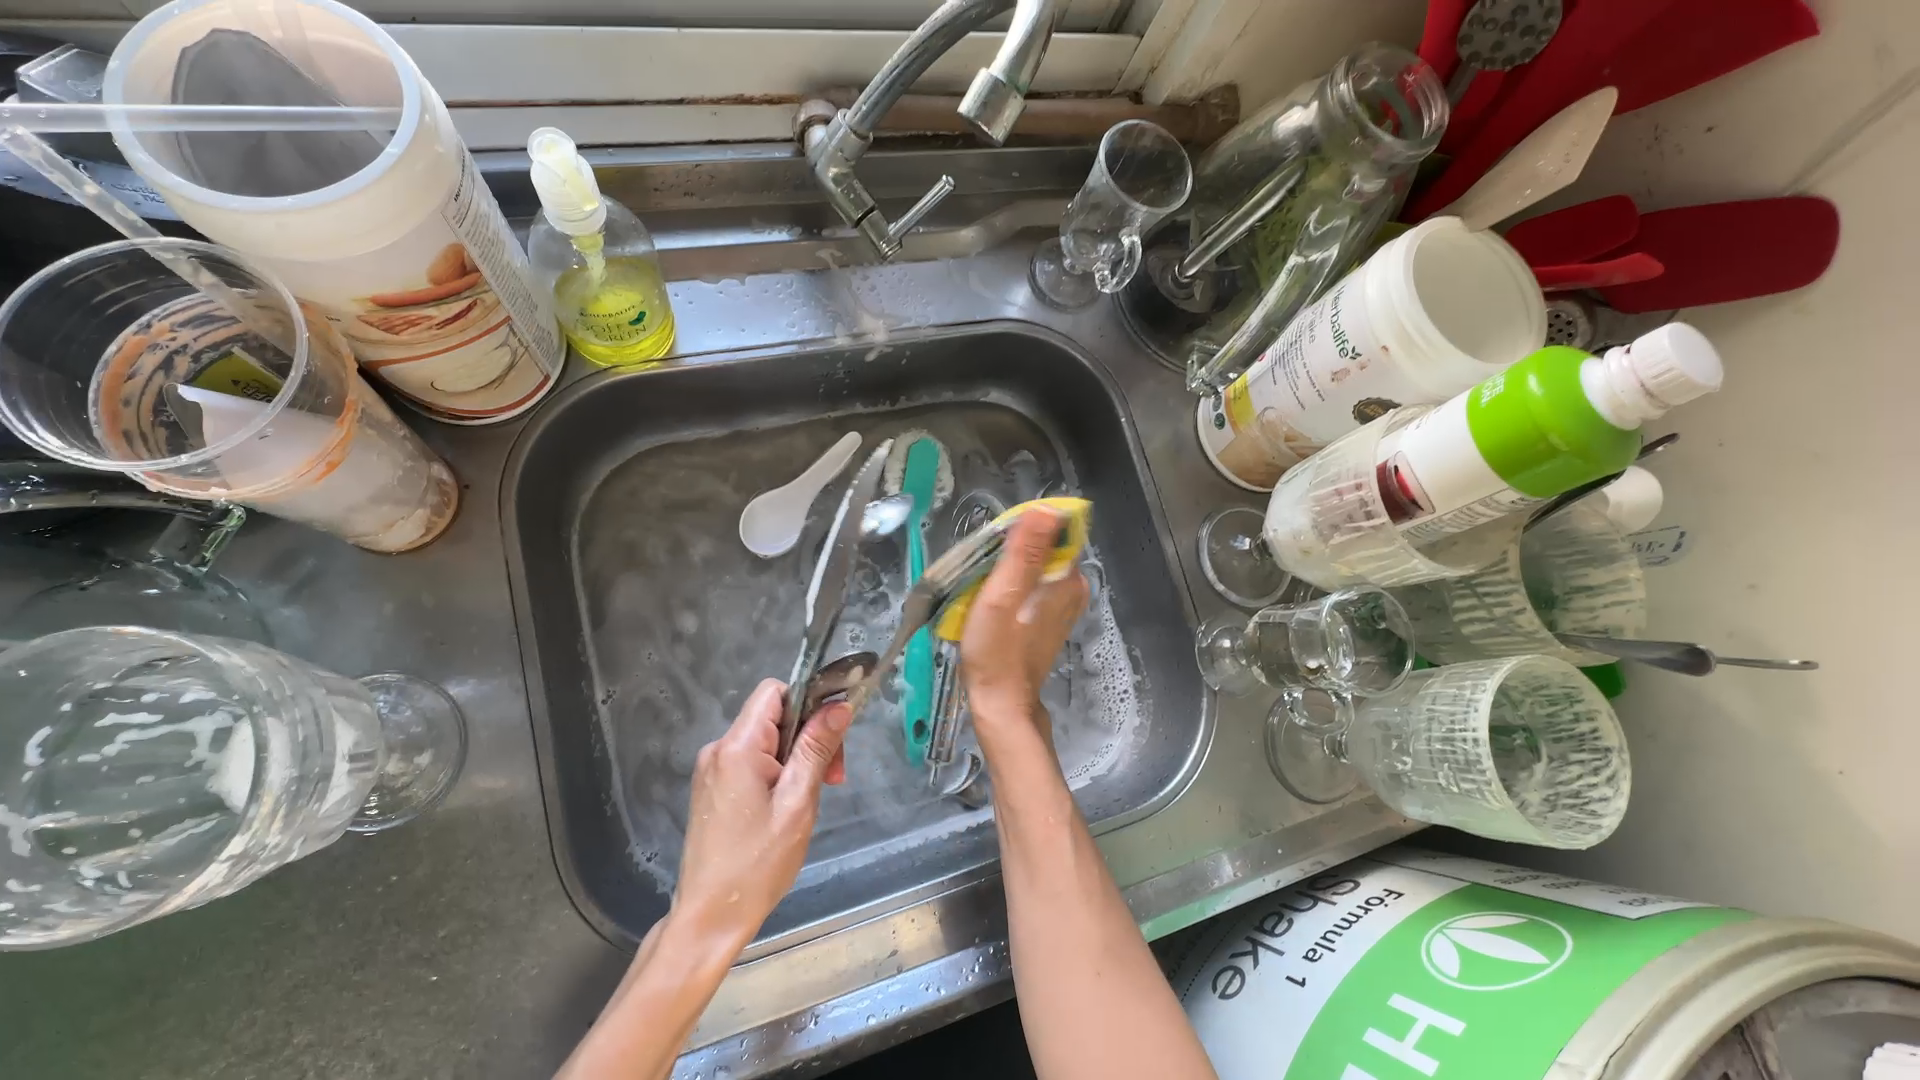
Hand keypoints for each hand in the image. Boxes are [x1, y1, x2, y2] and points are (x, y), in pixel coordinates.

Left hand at [672, 679, 849, 946]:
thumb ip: (817, 749)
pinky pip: (753, 763)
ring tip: (813, 799)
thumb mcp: (798, 803)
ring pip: (766, 741)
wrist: (711, 916)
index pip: (775, 691)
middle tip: (833, 780)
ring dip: (797, 760)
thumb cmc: (758, 863)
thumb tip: (838, 706)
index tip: (835, 734)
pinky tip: (790, 807)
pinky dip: (778, 775)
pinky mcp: (713, 789)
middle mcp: (718, 749)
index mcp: (737, 747)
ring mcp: (712, 770)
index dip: (809, 701)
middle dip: (809, 738)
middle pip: (774, 716)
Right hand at [959, 509, 1087, 747]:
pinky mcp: (1047, 622)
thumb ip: (1025, 551)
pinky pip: (1029, 590)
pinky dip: (1009, 591)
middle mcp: (1072, 589)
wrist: (1000, 704)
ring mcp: (1062, 607)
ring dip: (1005, 573)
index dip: (1018, 533)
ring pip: (1032, 570)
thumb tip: (1048, 509)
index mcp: (1067, 578)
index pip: (1050, 531)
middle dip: (1008, 555)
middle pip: (1039, 550)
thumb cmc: (996, 650)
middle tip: (979, 575)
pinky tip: (989, 604)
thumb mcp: (1003, 594)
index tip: (991, 552)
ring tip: (979, 589)